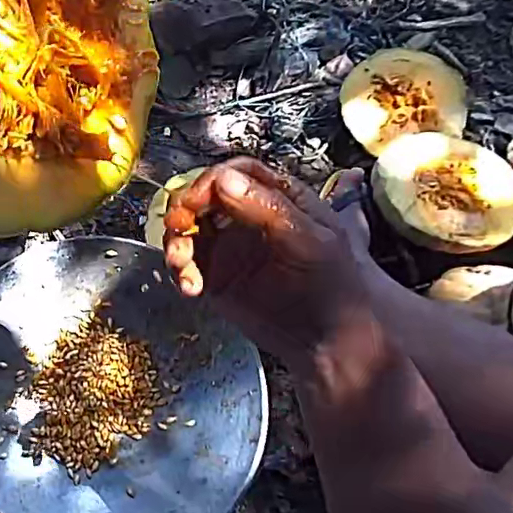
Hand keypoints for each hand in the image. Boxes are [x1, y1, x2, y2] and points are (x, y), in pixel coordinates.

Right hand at [162, 159, 371, 373]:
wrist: (333, 339)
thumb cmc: (336, 282)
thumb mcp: (310, 238)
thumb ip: (268, 208)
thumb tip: (224, 179)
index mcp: (275, 197)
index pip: (234, 174)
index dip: (209, 182)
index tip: (195, 199)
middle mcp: (246, 218)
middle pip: (201, 199)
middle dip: (183, 211)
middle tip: (178, 226)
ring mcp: (229, 248)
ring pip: (187, 231)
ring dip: (176, 243)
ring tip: (181, 263)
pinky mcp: (216, 278)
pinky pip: (187, 267)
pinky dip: (181, 273)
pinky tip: (192, 287)